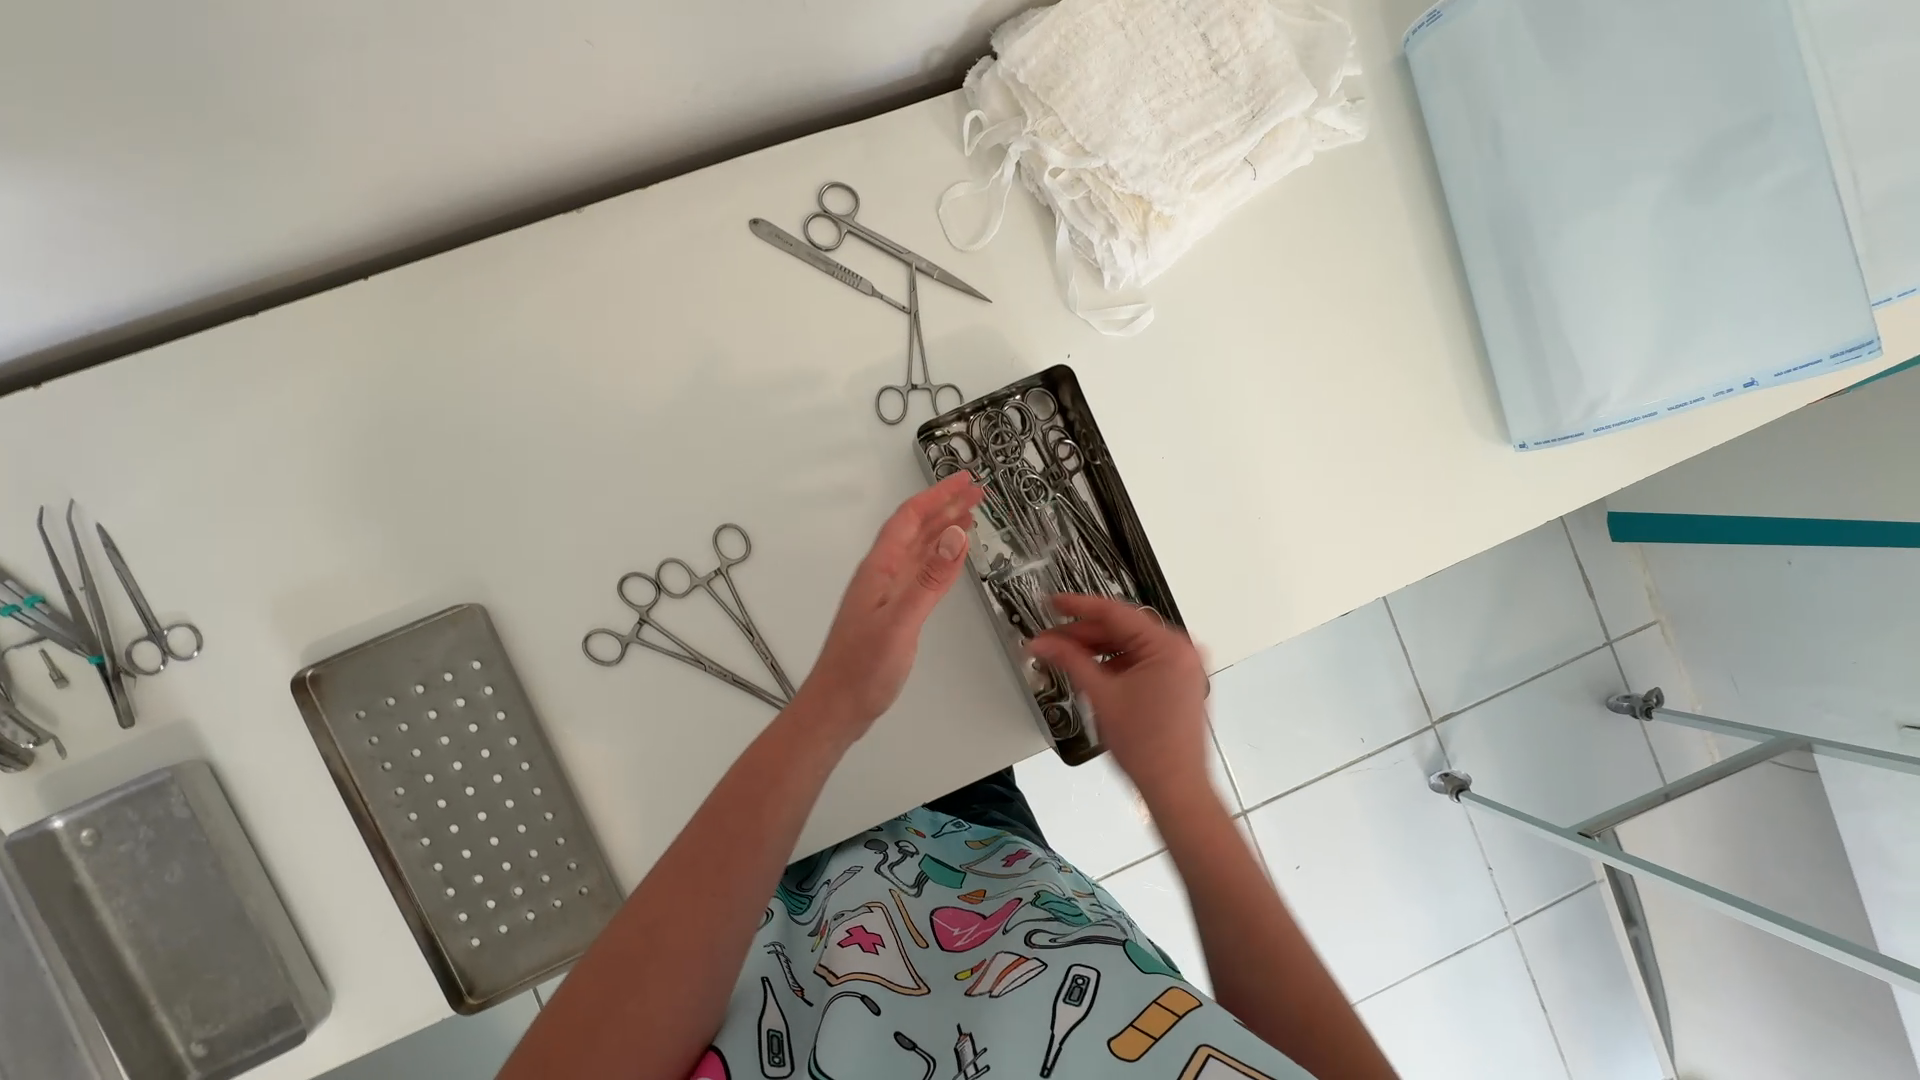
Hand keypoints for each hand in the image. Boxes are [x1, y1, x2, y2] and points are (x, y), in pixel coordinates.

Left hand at [797, 472, 983, 735]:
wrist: (837, 707)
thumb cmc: (862, 669)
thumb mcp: (900, 622)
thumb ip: (929, 579)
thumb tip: (956, 534)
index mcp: (879, 569)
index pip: (910, 519)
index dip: (937, 496)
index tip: (965, 480)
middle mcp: (883, 574)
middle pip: (916, 529)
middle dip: (946, 507)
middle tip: (978, 491)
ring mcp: (888, 593)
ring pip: (920, 550)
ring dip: (945, 529)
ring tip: (971, 514)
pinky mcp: (895, 612)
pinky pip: (921, 574)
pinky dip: (941, 559)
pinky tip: (952, 556)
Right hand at [1029, 594, 1211, 799]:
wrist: (1174, 787)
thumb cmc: (1148, 748)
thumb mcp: (1101, 694)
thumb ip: (1070, 660)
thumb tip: (1044, 642)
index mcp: (1169, 646)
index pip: (1116, 614)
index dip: (1079, 607)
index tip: (1054, 602)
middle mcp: (1182, 651)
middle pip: (1123, 630)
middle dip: (1083, 635)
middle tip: (1050, 639)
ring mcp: (1183, 668)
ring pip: (1131, 646)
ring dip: (1097, 650)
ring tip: (1064, 655)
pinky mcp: (1178, 684)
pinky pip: (1142, 662)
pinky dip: (1115, 664)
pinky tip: (1090, 670)